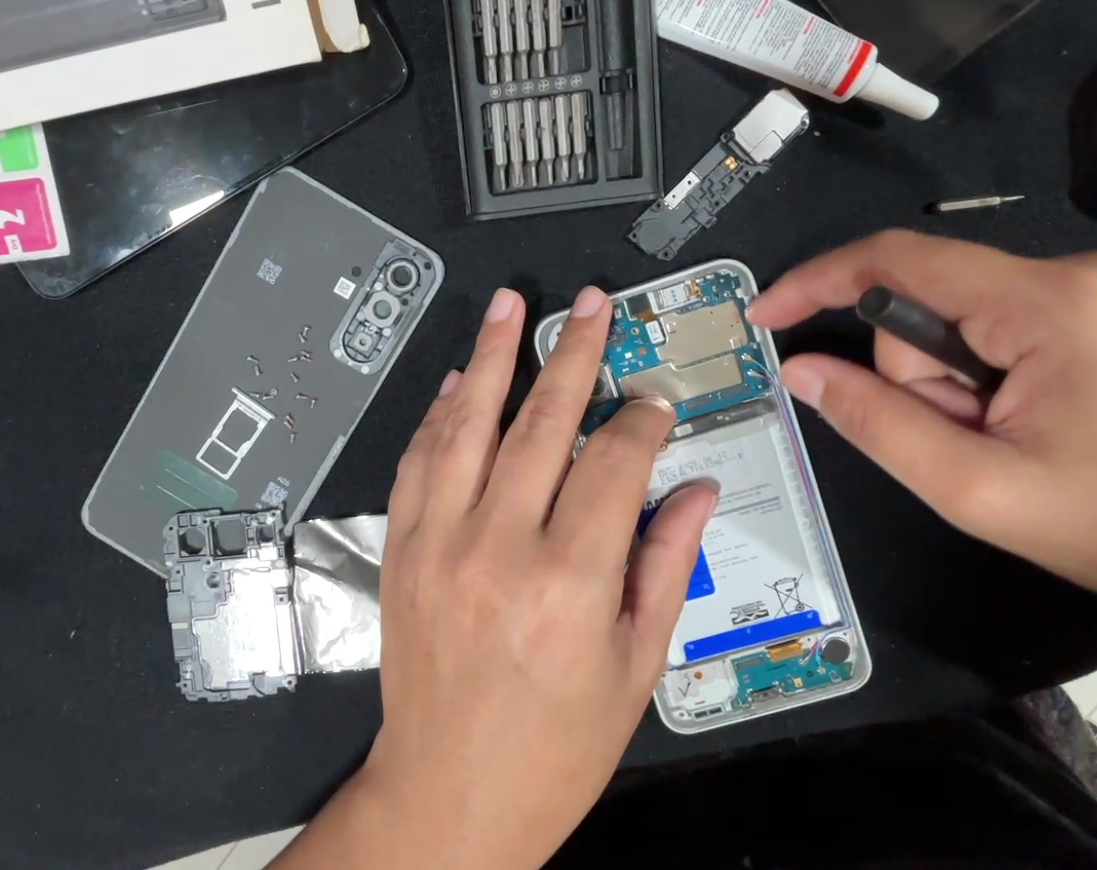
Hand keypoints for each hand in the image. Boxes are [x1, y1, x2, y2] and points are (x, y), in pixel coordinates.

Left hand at [280, 286, 715, 869]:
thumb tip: (696, 491)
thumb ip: (665, 566)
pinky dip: (438, 415)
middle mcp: (497, 545)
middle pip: (541, 423)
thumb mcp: (635, 668)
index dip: (641, 423)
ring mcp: (438, 540)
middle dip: (573, 355)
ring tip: (509, 305)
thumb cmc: (553, 745)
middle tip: (591, 306)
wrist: (451, 791)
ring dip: (490, 357)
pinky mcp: (400, 547)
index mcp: (569, 579)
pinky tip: (457, 380)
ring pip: (467, 424)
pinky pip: (418, 462)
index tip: (654, 405)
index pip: (614, 463)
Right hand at [747, 230, 1096, 630]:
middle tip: (970, 447)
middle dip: (924, 374)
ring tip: (1019, 447)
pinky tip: (1049, 427)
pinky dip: (1002, 373)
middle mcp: (1088, 272)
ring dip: (965, 382)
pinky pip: (1022, 323)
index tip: (763, 314)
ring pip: (977, 316)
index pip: (897, 259)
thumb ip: (871, 420)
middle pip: (937, 300)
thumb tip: (797, 369)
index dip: (815, 281)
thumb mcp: (973, 486)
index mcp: (1049, 302)